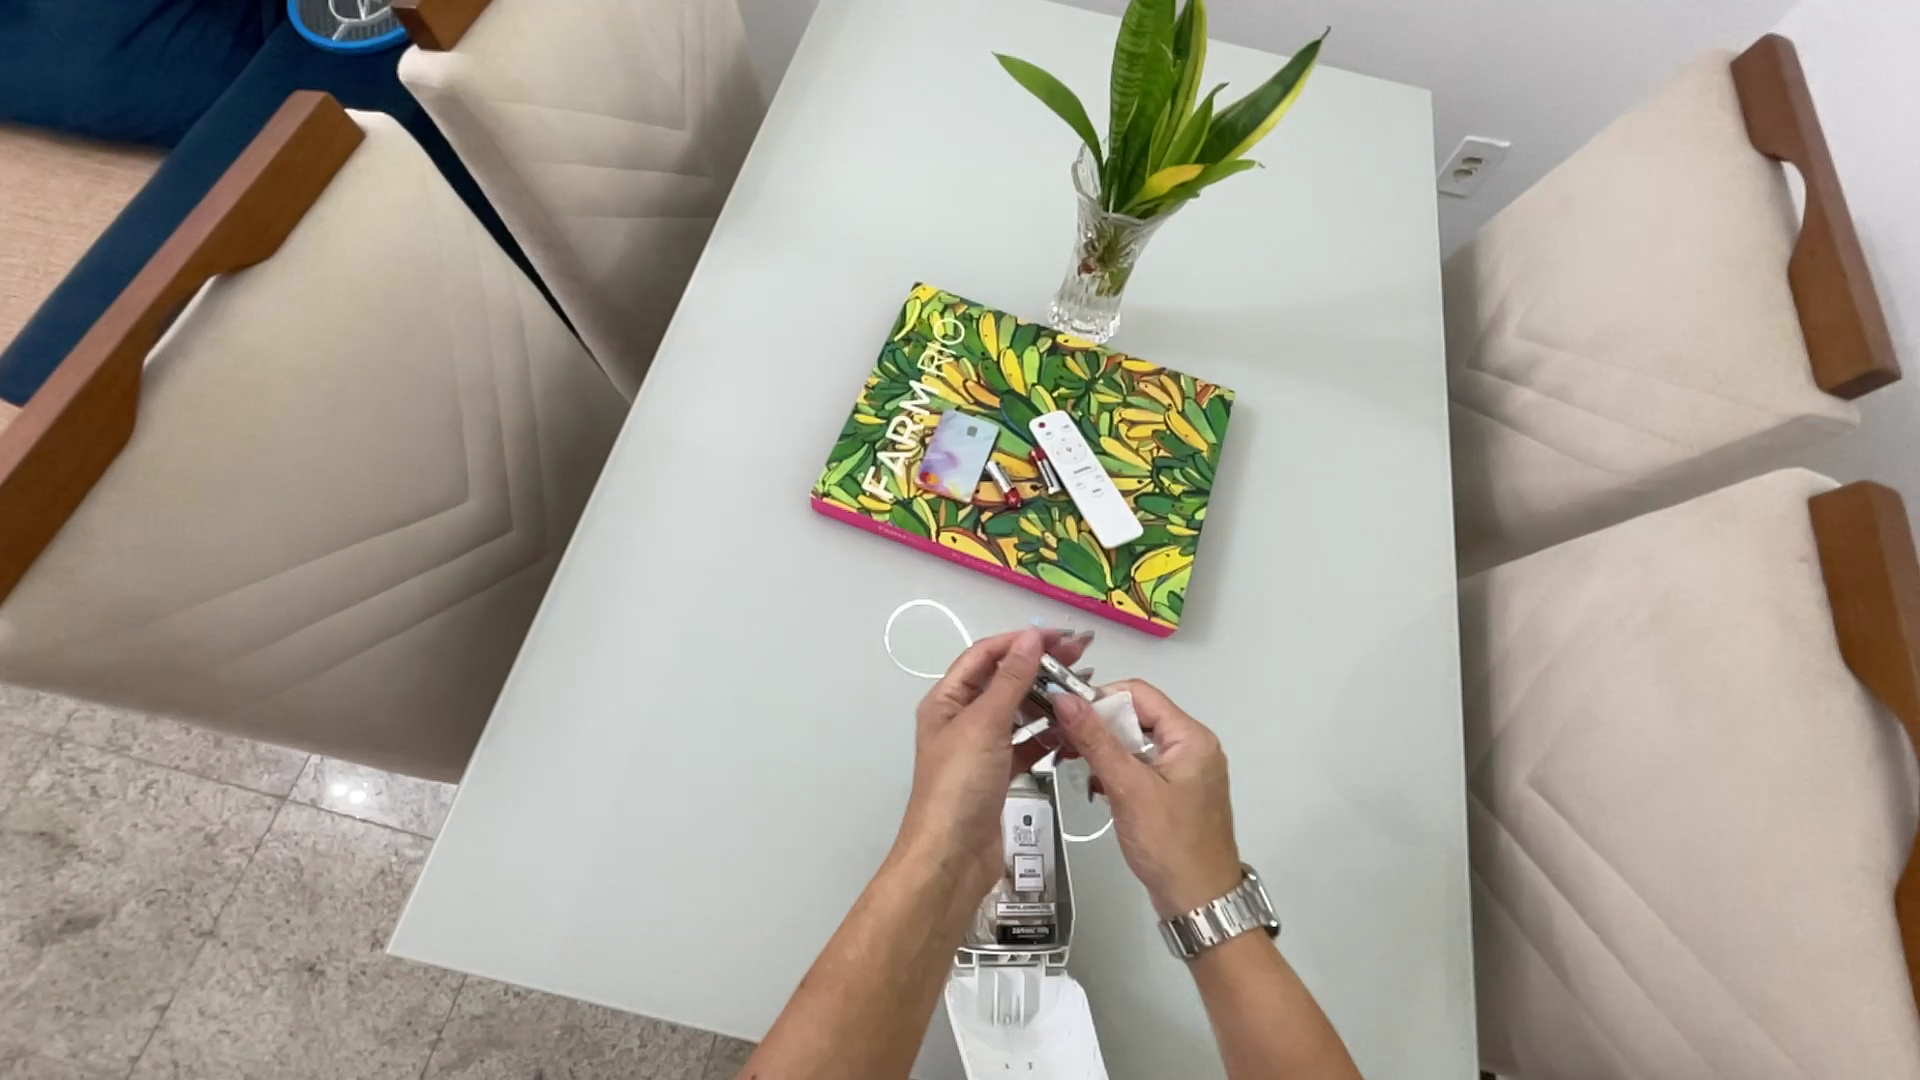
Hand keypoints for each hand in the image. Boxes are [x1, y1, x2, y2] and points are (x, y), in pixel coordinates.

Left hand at [896, 628, 1093, 900]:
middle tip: (1082, 658)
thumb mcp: (984, 725)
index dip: (1022, 641)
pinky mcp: (999, 772)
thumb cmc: (958, 787)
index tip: (1060, 637)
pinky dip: (1048, 735)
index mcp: (947, 700)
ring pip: (1019, 711)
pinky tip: (1072, 730)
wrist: (951, 858)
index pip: (986, 655)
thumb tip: (1030, 639)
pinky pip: (1027, 742)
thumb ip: (1010, 680)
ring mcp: (981, 746)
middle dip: (1041, 667)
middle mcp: (962, 718)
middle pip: (1005, 680)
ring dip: (1048, 700)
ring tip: (1083, 691)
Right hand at [1052, 680, 1242, 917]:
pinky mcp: (1175, 789)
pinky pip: (1140, 763)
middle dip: (1099, 726)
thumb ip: (1096, 740)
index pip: (1138, 693)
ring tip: (1077, 764)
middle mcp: (1192, 745)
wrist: (1201, 904)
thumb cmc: (1169, 845)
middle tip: (1065, 741)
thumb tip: (1065, 700)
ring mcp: (1185, 768)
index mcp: (1190, 736)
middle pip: (1136, 715)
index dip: (1100, 698)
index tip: (1067, 715)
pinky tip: (1097, 785)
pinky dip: (1117, 769)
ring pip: (1135, 740)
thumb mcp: (1128, 788)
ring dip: (1105, 749)